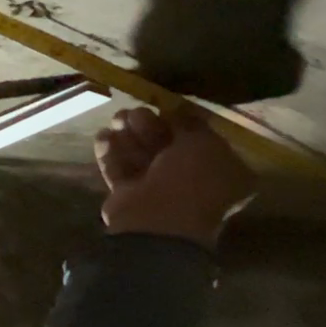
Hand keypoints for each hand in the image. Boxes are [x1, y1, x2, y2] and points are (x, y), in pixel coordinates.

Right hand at [95, 106, 254, 249]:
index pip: (202, 140)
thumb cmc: (189, 181)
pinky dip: (111, 153)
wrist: (154, 220)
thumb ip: (191, 125)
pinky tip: (102, 136)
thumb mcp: (201, 146)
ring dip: (128, 136)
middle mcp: (193, 180)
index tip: (163, 106)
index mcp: (223, 171)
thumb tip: (178, 109)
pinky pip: (121, 170)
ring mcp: (159, 189)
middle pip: (168, 147)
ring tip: (114, 118)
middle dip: (149, 127)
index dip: (182, 121)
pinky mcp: (129, 195)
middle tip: (131, 110)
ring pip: (142, 157)